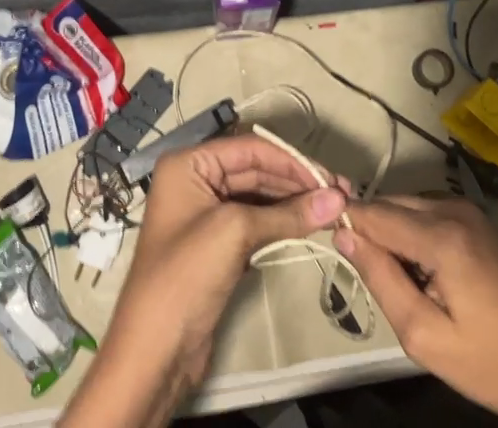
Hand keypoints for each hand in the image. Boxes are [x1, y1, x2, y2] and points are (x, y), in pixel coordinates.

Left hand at [62, 135, 348, 425]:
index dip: (293, 161)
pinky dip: (282, 223)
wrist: (156, 348)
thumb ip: (288, 213)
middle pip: (256, 171)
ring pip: (259, 197)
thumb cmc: (187, 274)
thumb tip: (337, 199)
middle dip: (298, 183)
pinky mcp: (218, 245)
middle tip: (341, 197)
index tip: (332, 179)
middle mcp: (196, 181)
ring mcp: (206, 214)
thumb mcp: (236, 232)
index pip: (250, 149)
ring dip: (294, 204)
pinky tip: (309, 227)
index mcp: (188, 164)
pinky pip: (256, 222)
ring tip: (333, 212)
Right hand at [336, 197, 497, 427]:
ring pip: (406, 208)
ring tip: (399, 285)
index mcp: (442, 235)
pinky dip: (412, 237)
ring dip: (391, 236)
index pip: (372, 212)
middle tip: (369, 281)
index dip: (344, 225)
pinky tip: (423, 278)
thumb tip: (343, 235)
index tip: (325, 247)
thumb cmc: (491, 364)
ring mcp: (471, 214)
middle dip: (370, 233)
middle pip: (389, 205)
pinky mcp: (479, 224)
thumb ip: (379, 279)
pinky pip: (427, 217)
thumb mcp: (423, 334)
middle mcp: (455, 210)